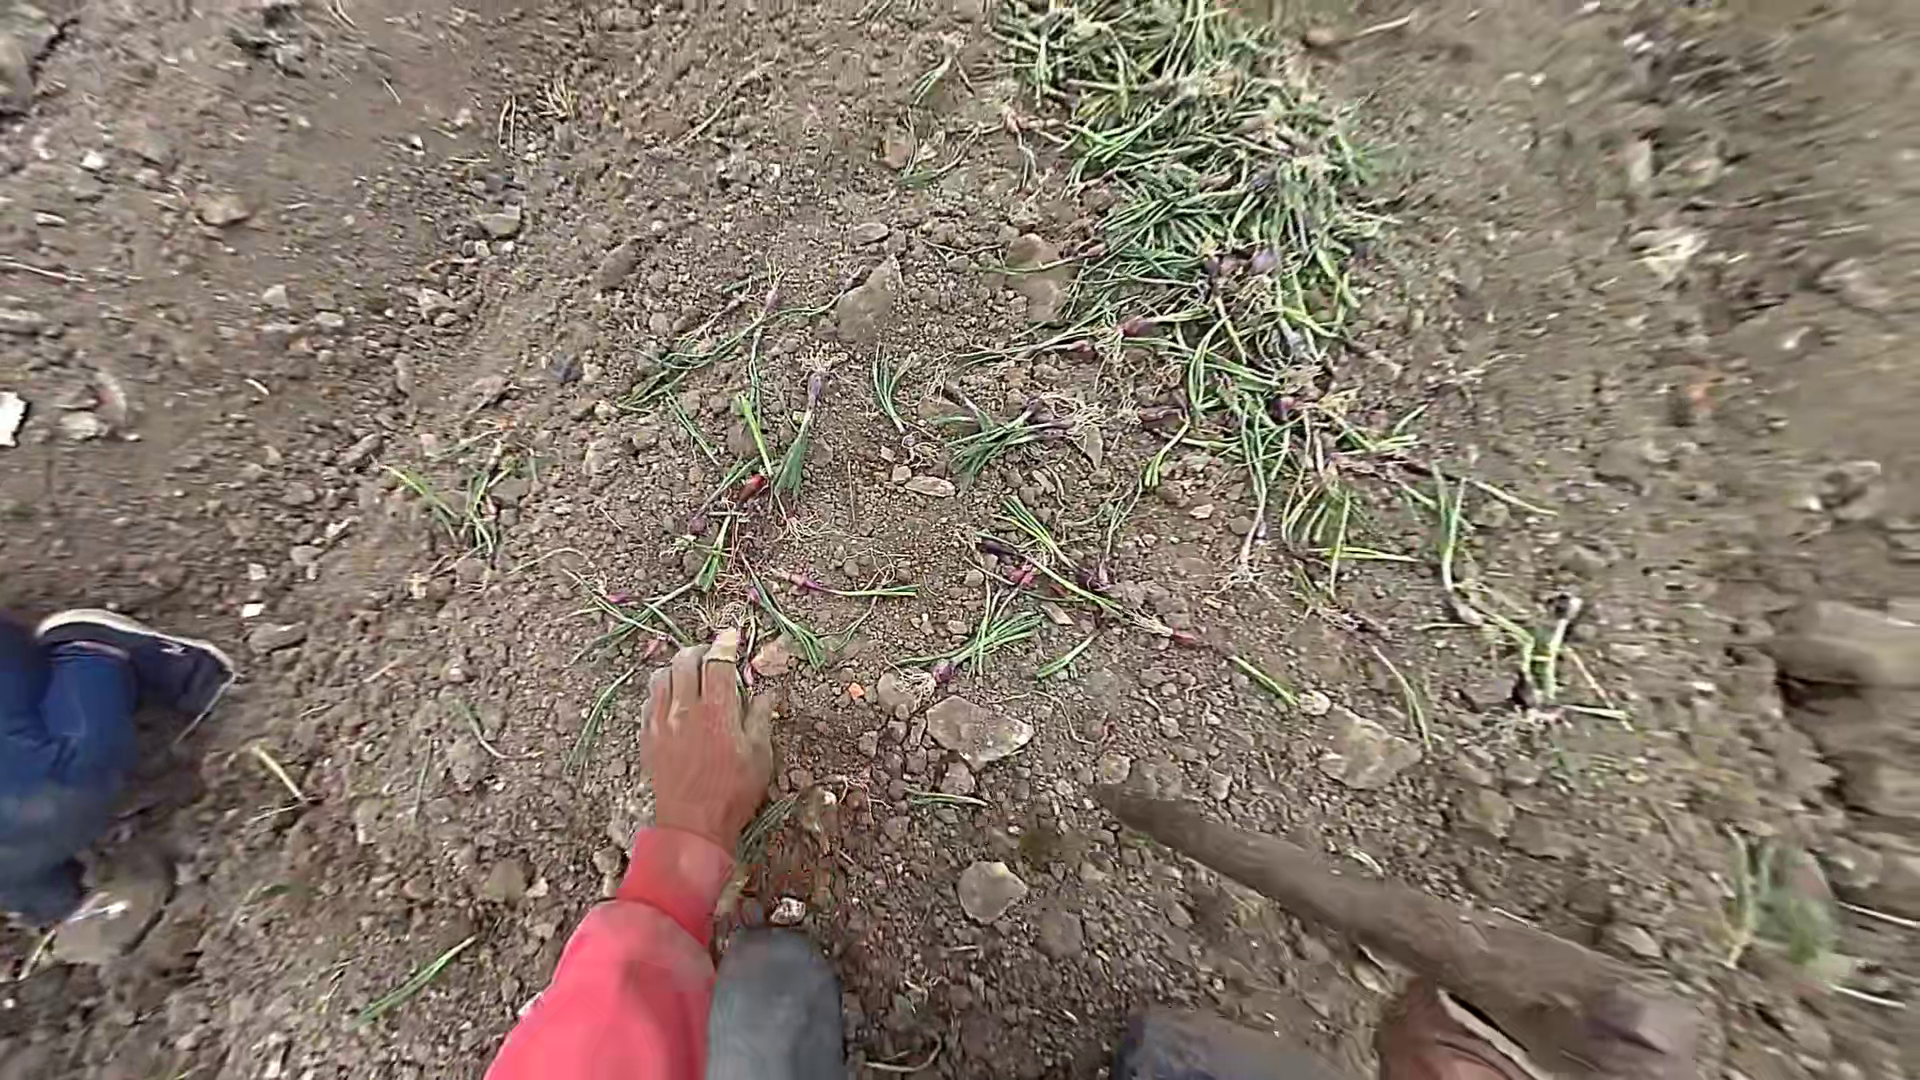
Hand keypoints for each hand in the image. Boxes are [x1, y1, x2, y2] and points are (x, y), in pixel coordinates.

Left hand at [640, 630, 774, 851]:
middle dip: (700, 651)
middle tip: (711, 655)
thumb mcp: (760, 753)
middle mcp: (685, 709)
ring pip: (661, 676)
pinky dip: (661, 689)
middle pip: (685, 661)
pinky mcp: (647, 737)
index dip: (726, 644)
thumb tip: (765, 693)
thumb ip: (760, 717)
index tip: (732, 636)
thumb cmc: (734, 791)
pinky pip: (648, 700)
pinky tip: (673, 697)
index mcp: (717, 711)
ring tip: (690, 673)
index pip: (718, 662)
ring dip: (677, 667)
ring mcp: (661, 723)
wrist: (692, 827)